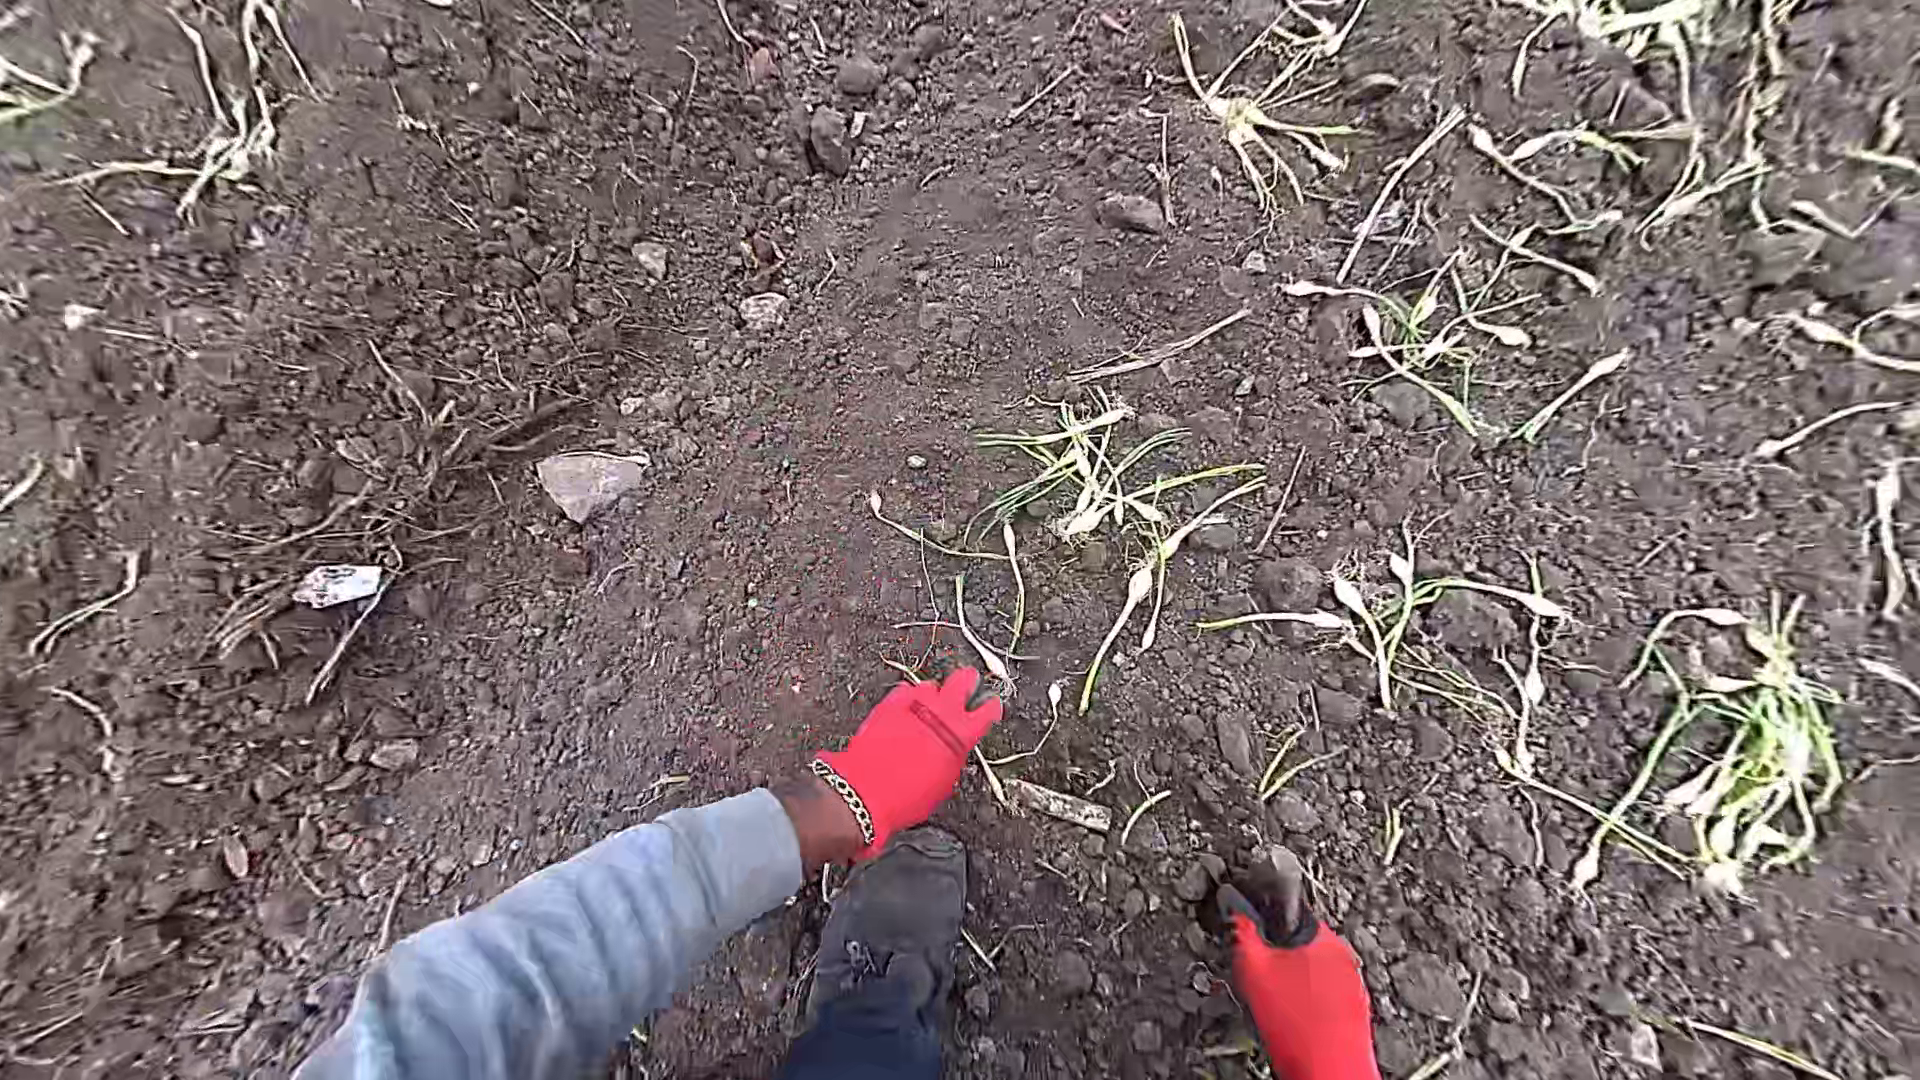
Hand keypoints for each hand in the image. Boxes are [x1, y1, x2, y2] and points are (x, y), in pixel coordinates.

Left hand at [814, 667, 1001, 858]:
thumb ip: (953, 757)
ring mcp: (915, 703)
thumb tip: (953, 751)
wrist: (865, 792)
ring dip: (932, 695)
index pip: (987, 710)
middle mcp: (942, 713)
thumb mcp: (944, 783)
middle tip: (966, 684)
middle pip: (963, 679)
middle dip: (967, 680)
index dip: (990, 706)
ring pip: (931, 685)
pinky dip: (907, 699)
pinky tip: (904, 713)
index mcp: (961, 735)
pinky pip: (905, 691)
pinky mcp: (891, 702)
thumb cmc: (905, 797)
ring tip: (927, 708)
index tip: (989, 705)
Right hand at [1224, 846, 1379, 1079]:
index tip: (1248, 922)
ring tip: (1277, 993)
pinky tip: (1293, 1009)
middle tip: (1261, 967)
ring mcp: (1352, 982)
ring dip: (1291, 969)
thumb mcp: (1252, 967)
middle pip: (1297, 934)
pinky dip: (1306, 990)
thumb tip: (1233, 903)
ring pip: (1309, 961)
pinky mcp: (1355, 1007)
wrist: (1330, 1077)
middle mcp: (1342, 954)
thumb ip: (1242, 928)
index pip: (1285, 905)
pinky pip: (1322, 984)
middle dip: (1276, 946)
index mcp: (1321, 936)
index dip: (1261, 912)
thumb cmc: (1295, 1025)